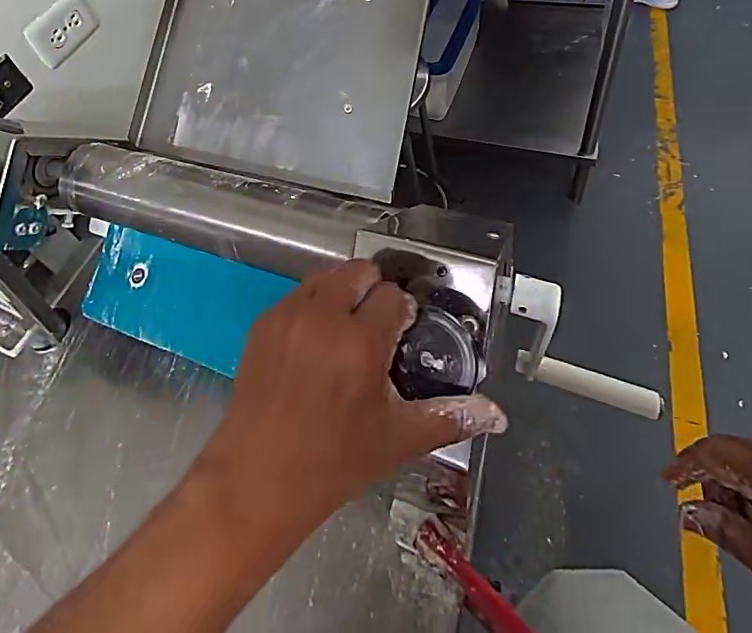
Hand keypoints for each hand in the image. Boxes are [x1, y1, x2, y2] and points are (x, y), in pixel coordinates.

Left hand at [192, 261, 506, 527]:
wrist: (256, 481)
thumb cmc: (331, 464)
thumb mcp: (397, 440)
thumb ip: (449, 417)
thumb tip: (495, 416)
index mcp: (360, 342)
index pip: (394, 296)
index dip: (403, 313)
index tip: (401, 332)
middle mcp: (323, 318)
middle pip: (360, 271)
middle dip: (375, 291)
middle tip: (377, 325)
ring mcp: (288, 317)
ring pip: (327, 275)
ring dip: (344, 292)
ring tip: (347, 328)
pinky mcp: (263, 323)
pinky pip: (298, 294)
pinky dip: (313, 304)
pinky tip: (316, 340)